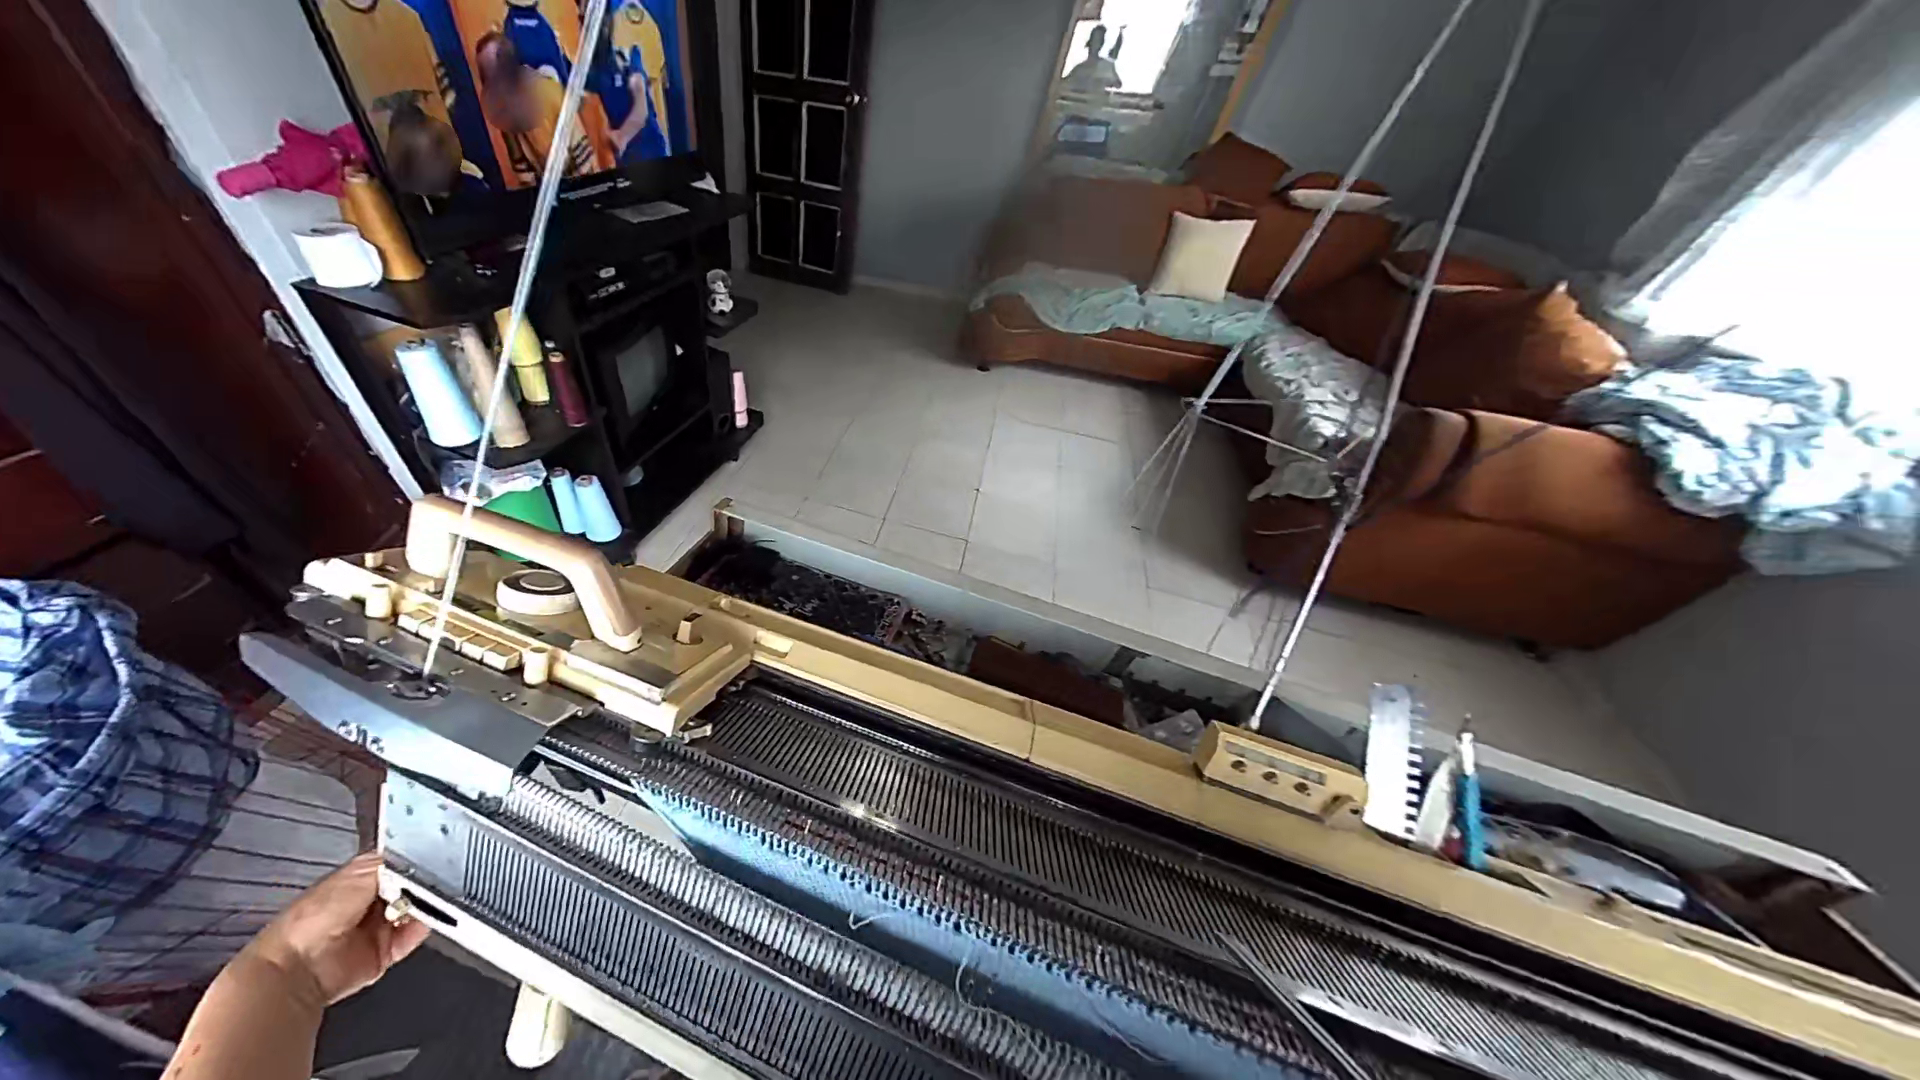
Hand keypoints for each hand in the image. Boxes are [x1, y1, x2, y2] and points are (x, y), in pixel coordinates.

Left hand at [240, 852, 430, 1008]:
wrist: (295, 969)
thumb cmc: (316, 916)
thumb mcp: (359, 873)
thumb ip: (397, 862)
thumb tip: (428, 850)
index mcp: (362, 879)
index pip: (403, 861)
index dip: (422, 856)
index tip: (441, 851)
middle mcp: (373, 901)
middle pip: (416, 884)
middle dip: (430, 879)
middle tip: (443, 874)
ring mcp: (381, 927)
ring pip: (421, 907)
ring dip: (432, 901)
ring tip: (440, 893)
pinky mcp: (387, 950)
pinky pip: (417, 934)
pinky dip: (428, 925)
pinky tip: (434, 914)